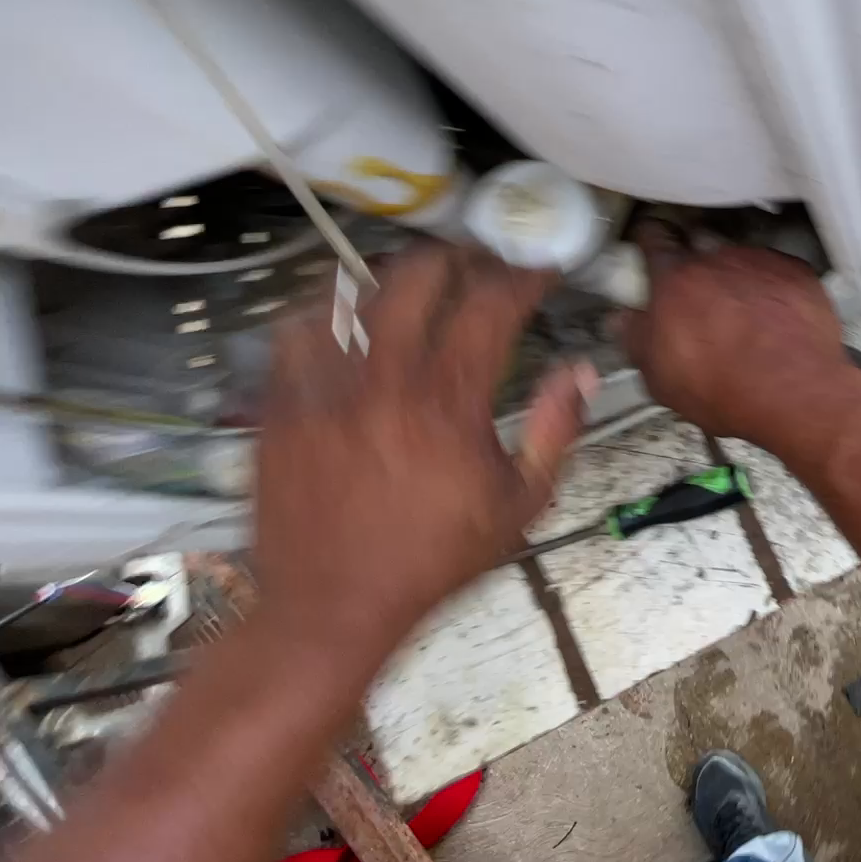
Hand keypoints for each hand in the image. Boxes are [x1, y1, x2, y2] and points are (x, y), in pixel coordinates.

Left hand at [251, 244, 593, 647]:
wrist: (334, 603)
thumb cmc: (440, 553)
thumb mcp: (525, 499)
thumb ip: (556, 427)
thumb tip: (580, 370)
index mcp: (450, 401)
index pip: (491, 309)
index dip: (522, 279)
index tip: (542, 272)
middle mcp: (384, 381)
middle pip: (416, 281)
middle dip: (458, 258)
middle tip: (482, 261)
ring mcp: (323, 391)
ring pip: (351, 297)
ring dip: (395, 277)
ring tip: (421, 279)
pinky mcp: (279, 408)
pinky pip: (294, 336)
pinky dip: (327, 313)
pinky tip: (348, 319)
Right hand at [622, 223, 860, 450]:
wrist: (792, 392)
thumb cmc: (722, 388)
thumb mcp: (659, 377)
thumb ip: (637, 339)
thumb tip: (625, 320)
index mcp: (675, 277)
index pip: (653, 238)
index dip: (652, 242)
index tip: (654, 248)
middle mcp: (718, 258)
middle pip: (702, 248)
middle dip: (701, 268)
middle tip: (706, 300)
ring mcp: (763, 262)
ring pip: (744, 261)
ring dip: (742, 279)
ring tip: (750, 315)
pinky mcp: (799, 273)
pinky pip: (780, 273)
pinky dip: (777, 289)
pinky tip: (781, 318)